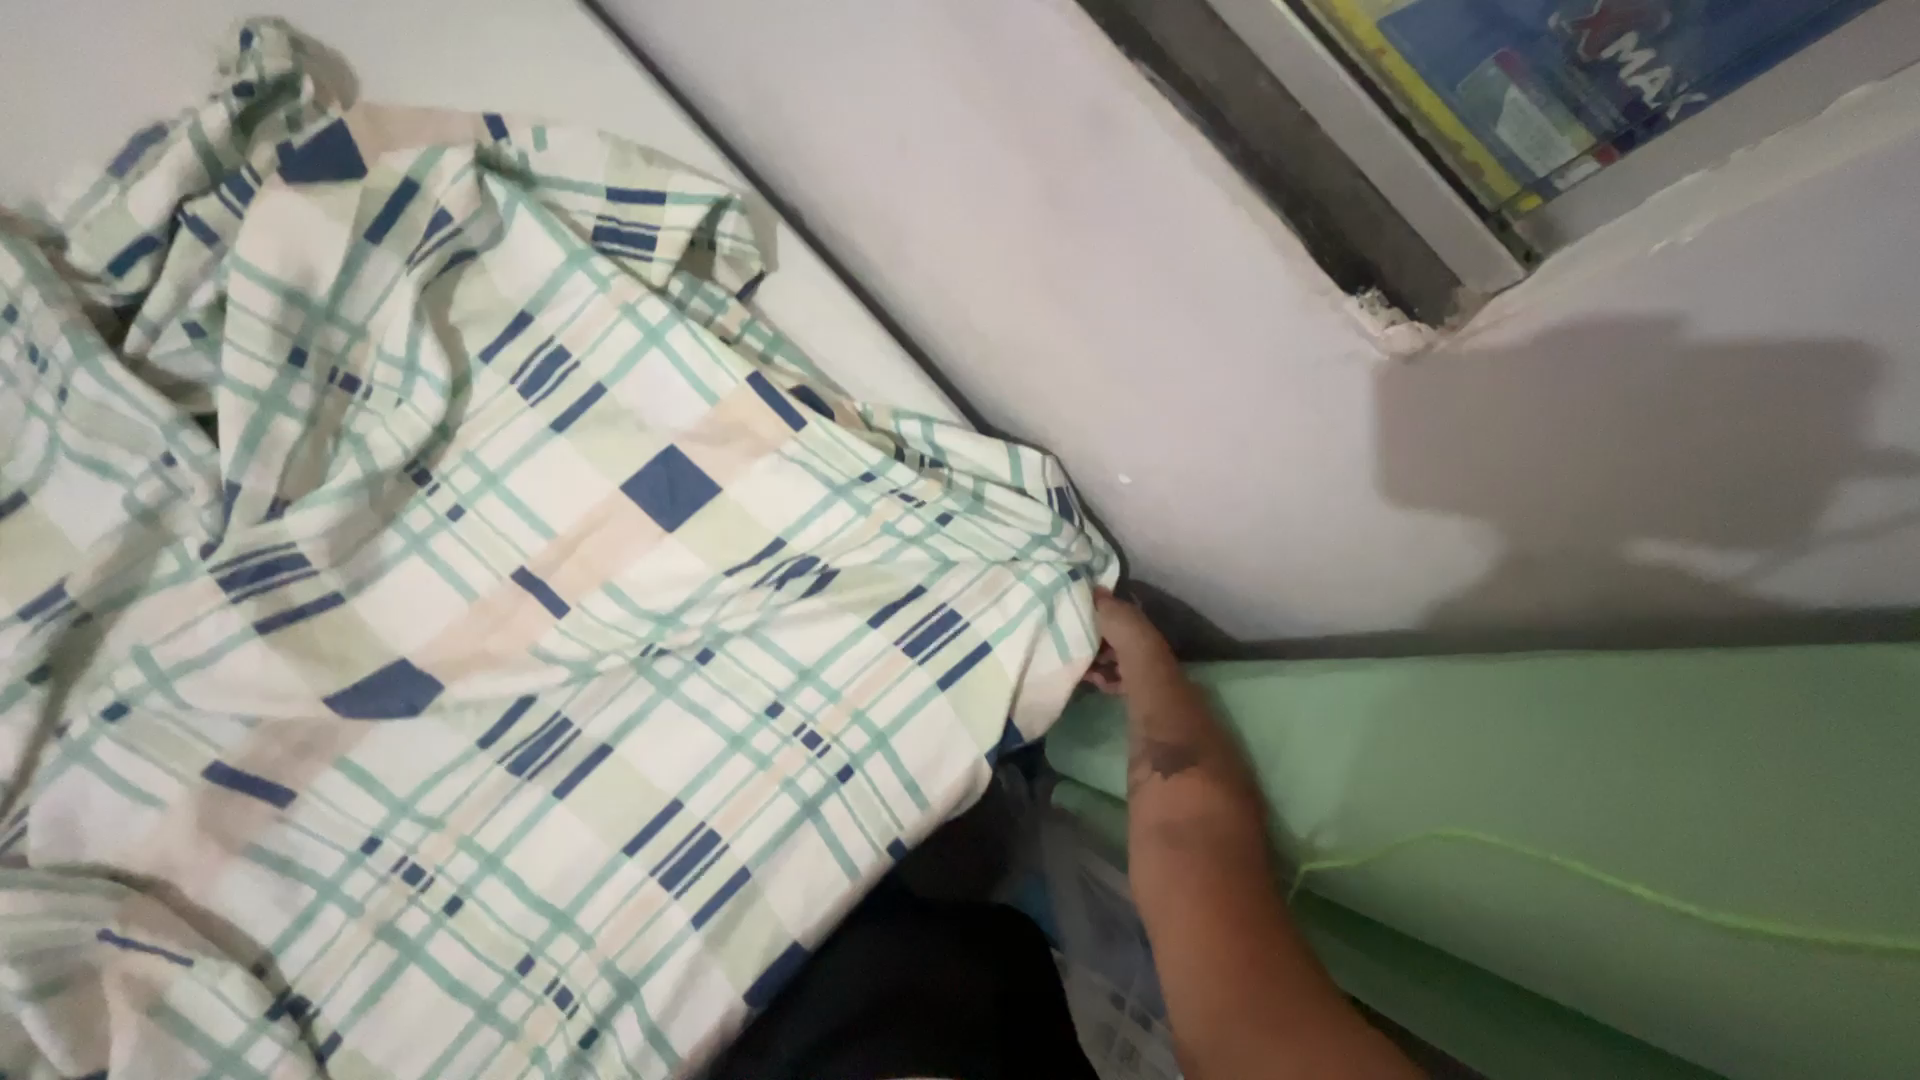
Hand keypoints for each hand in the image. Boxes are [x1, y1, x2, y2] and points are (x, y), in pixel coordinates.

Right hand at [1085, 587, 1180, 696]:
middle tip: (1075, 643)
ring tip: (1079, 664)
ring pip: (1111, 661)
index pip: (1116, 615)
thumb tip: (1097, 586)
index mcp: (1133, 619)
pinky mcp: (1133, 682)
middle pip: (1112, 640)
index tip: (1079, 617)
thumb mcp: (1109, 610)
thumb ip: (1101, 600)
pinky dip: (1102, 679)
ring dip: (1095, 663)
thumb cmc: (1124, 633)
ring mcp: (1136, 662)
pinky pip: (1113, 680)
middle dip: (1095, 643)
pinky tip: (1093, 677)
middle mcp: (1137, 639)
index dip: (1099, 616)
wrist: (1141, 667)